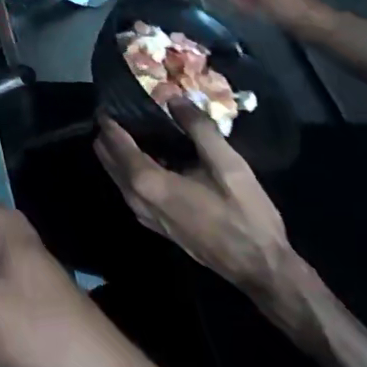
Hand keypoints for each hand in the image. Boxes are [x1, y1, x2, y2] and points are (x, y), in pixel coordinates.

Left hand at [93, 101, 299, 310]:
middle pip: (106, 157)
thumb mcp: (227, 165)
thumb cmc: (244, 214)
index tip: (111, 100)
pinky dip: (130, 167)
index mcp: (147, 181)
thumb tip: (174, 98)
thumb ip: (198, 128)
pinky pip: (129, 186)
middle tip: (123, 110)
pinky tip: (154, 155)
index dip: (109, 119)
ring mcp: (142, 213)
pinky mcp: (153, 222)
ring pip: (116, 173)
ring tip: (136, 127)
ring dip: (118, 150)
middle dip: (109, 132)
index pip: (114, 142)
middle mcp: (135, 197)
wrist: (260, 268)